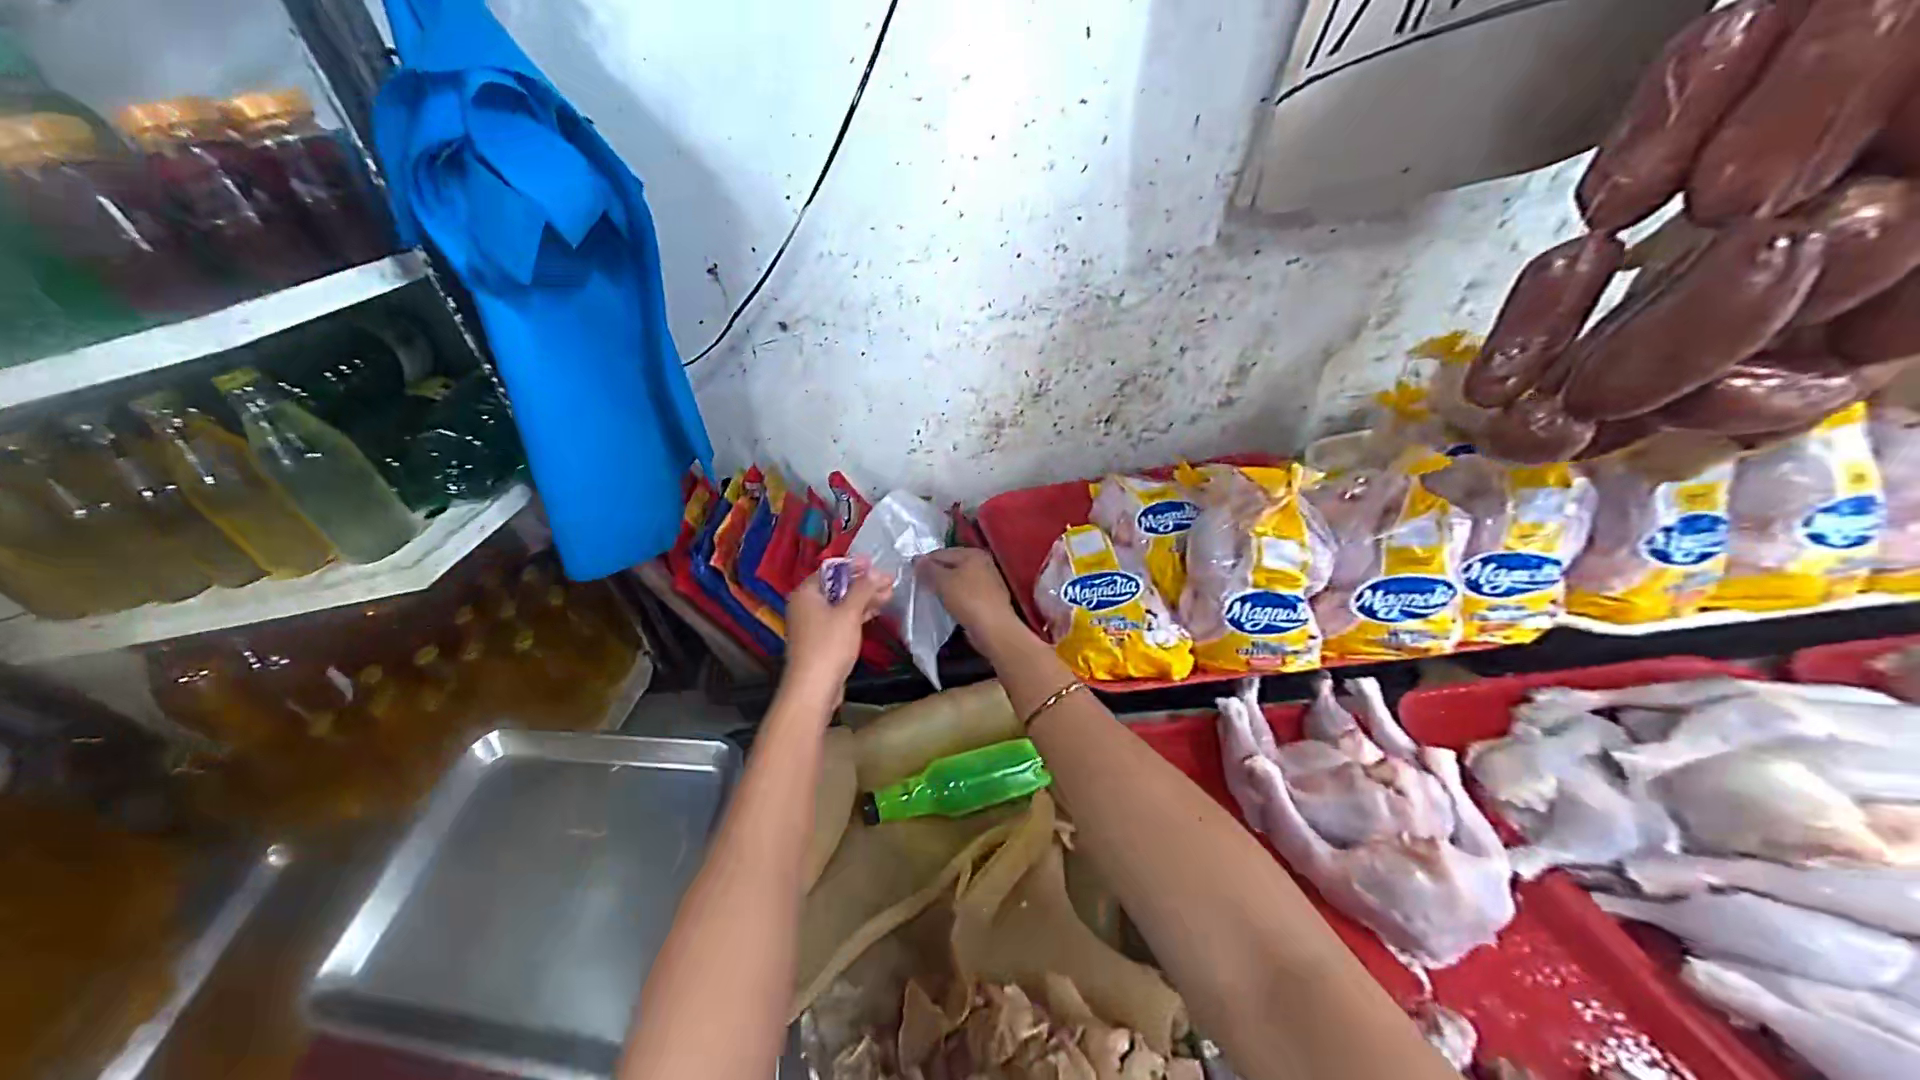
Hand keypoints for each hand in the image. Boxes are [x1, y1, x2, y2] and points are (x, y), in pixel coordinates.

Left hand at [783, 559, 892, 693]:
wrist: (813, 688)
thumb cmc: (828, 645)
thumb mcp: (849, 613)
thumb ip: (863, 589)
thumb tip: (876, 572)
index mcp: (806, 593)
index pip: (830, 569)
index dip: (854, 565)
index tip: (875, 563)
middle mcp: (806, 605)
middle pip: (837, 586)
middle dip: (863, 583)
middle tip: (888, 579)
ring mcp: (813, 623)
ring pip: (841, 603)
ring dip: (864, 598)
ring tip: (889, 593)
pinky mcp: (822, 639)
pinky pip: (841, 618)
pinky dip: (858, 613)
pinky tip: (877, 610)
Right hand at [917, 548, 1019, 636]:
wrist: (994, 628)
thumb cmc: (968, 599)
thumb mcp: (943, 581)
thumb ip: (928, 569)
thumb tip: (917, 560)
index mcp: (973, 553)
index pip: (941, 553)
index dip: (924, 563)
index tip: (911, 575)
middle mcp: (983, 563)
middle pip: (951, 566)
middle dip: (935, 575)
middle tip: (919, 586)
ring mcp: (988, 582)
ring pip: (958, 581)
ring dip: (945, 588)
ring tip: (931, 597)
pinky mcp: (988, 600)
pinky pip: (965, 595)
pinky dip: (955, 598)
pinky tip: (947, 607)